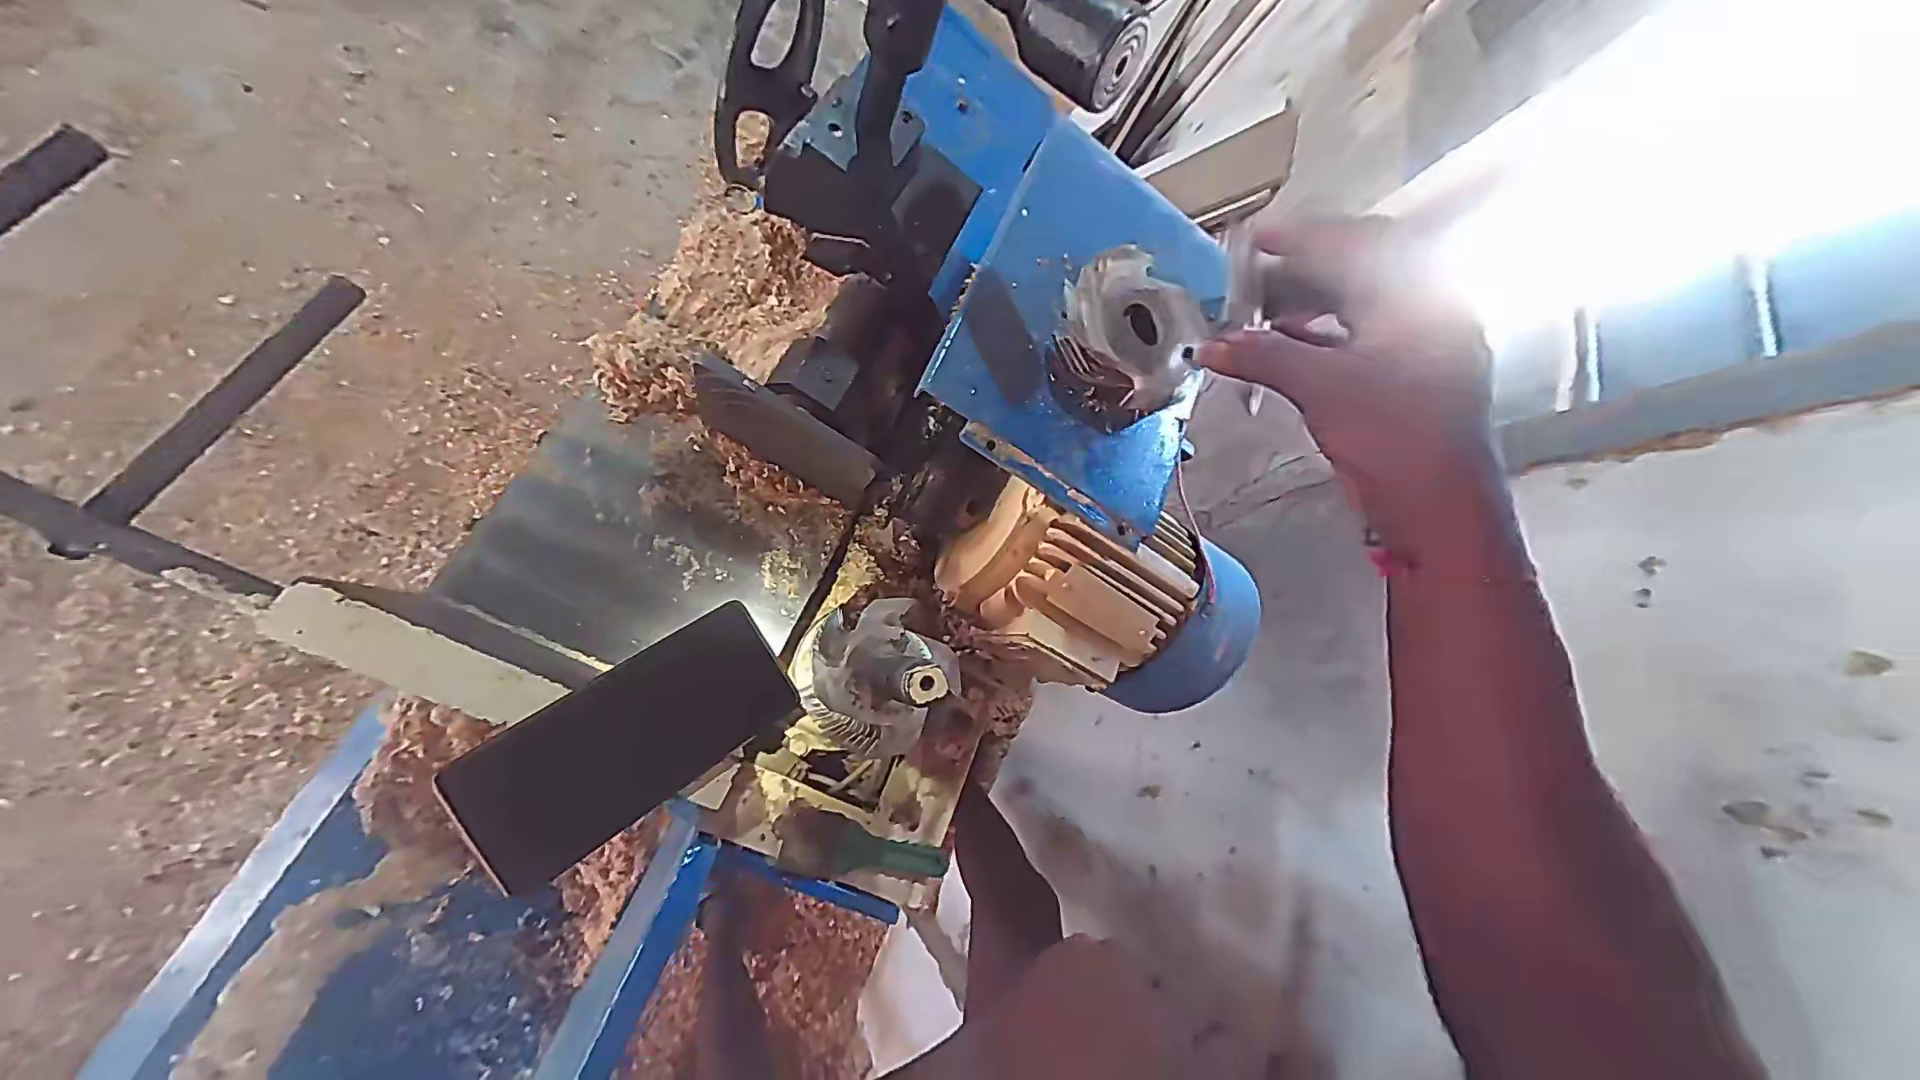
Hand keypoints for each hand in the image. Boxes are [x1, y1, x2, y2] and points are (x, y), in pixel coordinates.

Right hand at [1200, 216, 1506, 560]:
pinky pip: (1361, 336)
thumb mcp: (1322, 387)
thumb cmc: (1389, 435)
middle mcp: (1427, 309)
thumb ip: (1265, 357)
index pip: (1358, 246)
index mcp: (1418, 297)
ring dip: (1309, 306)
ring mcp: (1421, 343)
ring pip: (1359, 306)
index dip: (1304, 239)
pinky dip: (1321, 336)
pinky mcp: (1409, 373)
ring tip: (1263, 316)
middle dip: (1303, 273)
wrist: (1434, 502)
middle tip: (1255, 281)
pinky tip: (1287, 346)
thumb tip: (1211, 346)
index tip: (1259, 239)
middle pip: (1360, 271)